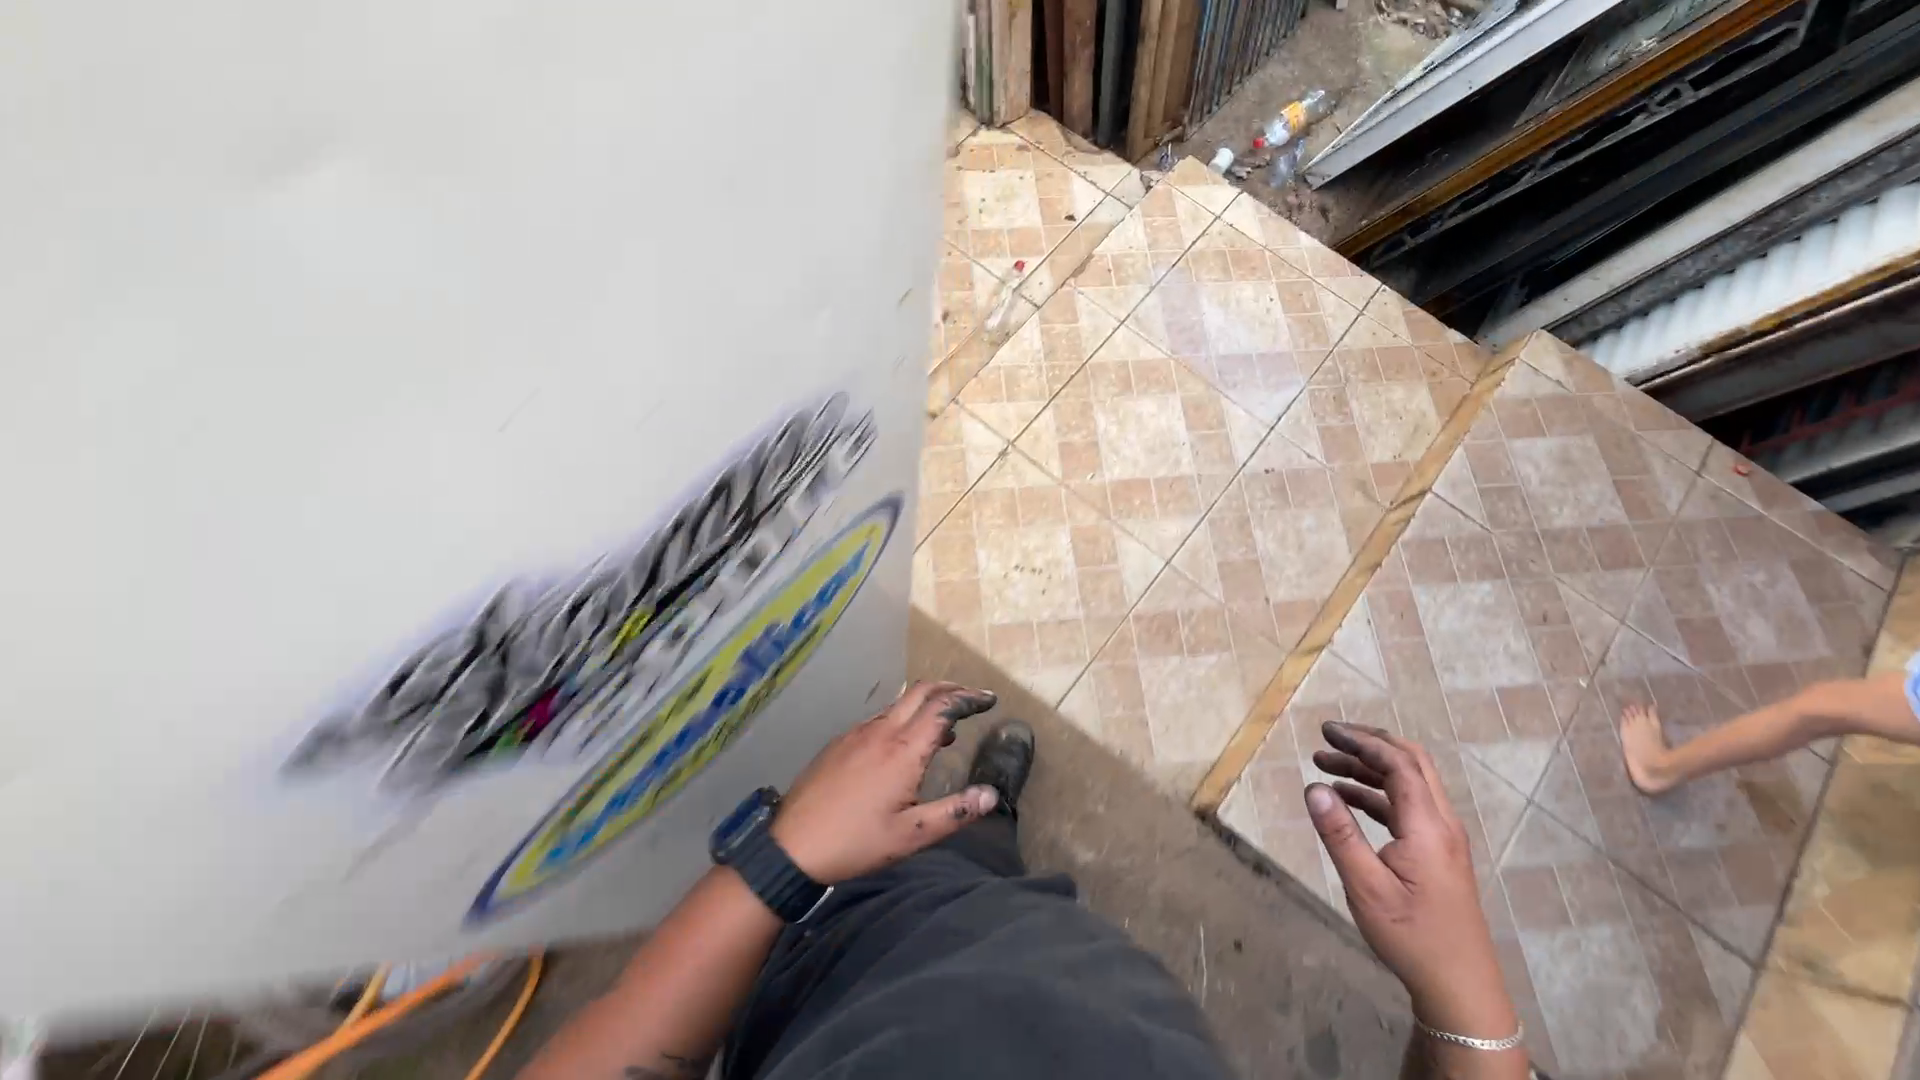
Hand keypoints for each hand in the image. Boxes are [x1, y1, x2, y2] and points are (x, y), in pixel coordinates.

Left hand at [769, 681, 1000, 883]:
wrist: (792, 846)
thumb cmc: (856, 842)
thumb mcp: (912, 836)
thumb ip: (955, 812)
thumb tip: (991, 794)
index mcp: (903, 751)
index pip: (943, 708)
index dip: (969, 700)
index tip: (989, 701)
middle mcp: (880, 732)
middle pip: (921, 692)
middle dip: (950, 689)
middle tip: (972, 699)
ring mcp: (856, 734)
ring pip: (898, 705)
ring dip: (925, 704)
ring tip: (945, 726)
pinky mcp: (840, 744)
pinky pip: (879, 720)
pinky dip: (902, 719)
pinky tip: (903, 746)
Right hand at [1304, 722, 1515, 1040]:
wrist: (1459, 985)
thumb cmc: (1410, 936)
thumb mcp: (1366, 888)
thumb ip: (1340, 834)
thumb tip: (1313, 788)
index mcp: (1427, 827)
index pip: (1398, 764)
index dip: (1362, 742)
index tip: (1326, 733)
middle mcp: (1442, 824)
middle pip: (1411, 762)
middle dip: (1369, 743)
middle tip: (1329, 738)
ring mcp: (1444, 838)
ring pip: (1411, 783)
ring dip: (1370, 768)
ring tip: (1326, 765)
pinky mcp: (1439, 852)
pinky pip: (1408, 805)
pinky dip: (1377, 792)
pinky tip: (1346, 799)